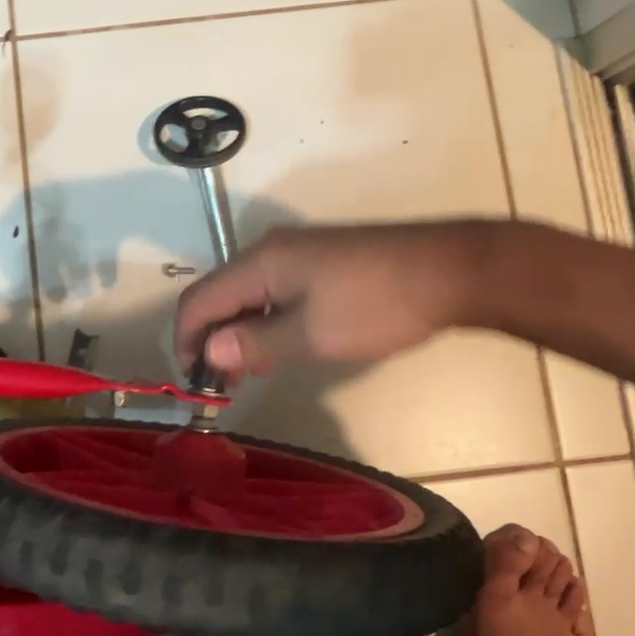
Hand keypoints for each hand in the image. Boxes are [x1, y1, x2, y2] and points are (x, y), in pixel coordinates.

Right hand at [174, 222, 493, 381]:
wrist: (449, 269)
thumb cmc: (376, 305)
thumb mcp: (312, 335)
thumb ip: (255, 343)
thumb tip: (210, 352)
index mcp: (260, 262)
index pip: (198, 300)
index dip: (185, 340)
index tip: (192, 383)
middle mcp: (269, 250)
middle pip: (219, 294)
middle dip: (210, 339)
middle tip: (221, 386)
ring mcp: (297, 252)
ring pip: (246, 293)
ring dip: (237, 331)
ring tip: (246, 374)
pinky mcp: (320, 260)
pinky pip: (272, 290)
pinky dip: (263, 319)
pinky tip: (277, 347)